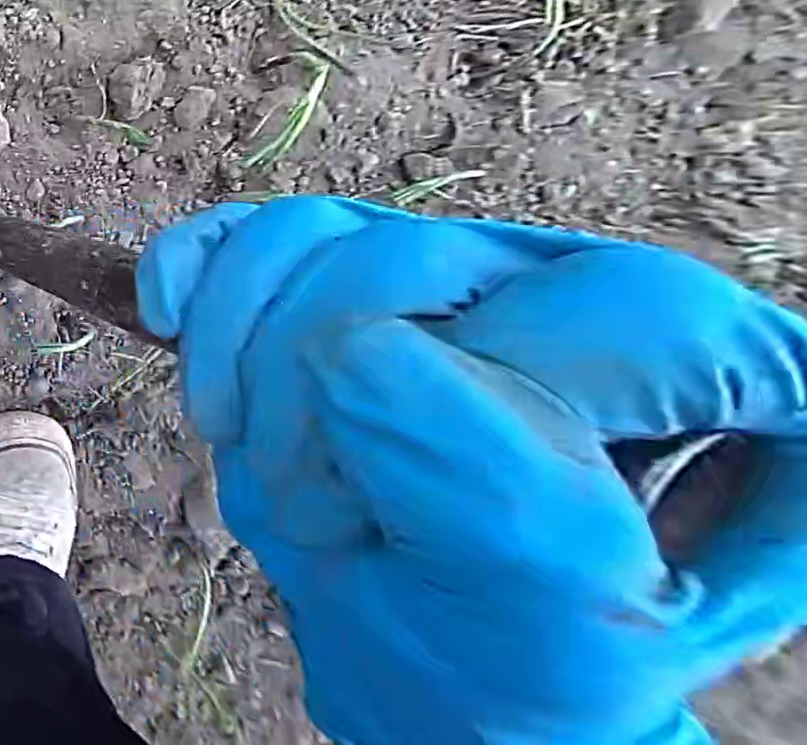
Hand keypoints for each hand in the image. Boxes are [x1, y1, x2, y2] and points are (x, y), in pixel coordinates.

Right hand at [135, 196, 806, 744]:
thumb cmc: (490, 649)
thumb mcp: (535, 625)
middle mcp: (556, 281)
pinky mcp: (310, 263)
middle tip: (286, 498)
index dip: (466, 412)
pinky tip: (163, 319)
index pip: (611, 314)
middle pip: (402, 259)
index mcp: (715, 366)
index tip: (364, 513)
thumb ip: (487, 494)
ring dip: (229, 342)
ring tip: (224, 434)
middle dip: (305, 387)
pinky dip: (183, 266)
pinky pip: (233, 230)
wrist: (382, 625)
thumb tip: (347, 348)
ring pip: (298, 231)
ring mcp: (415, 258)